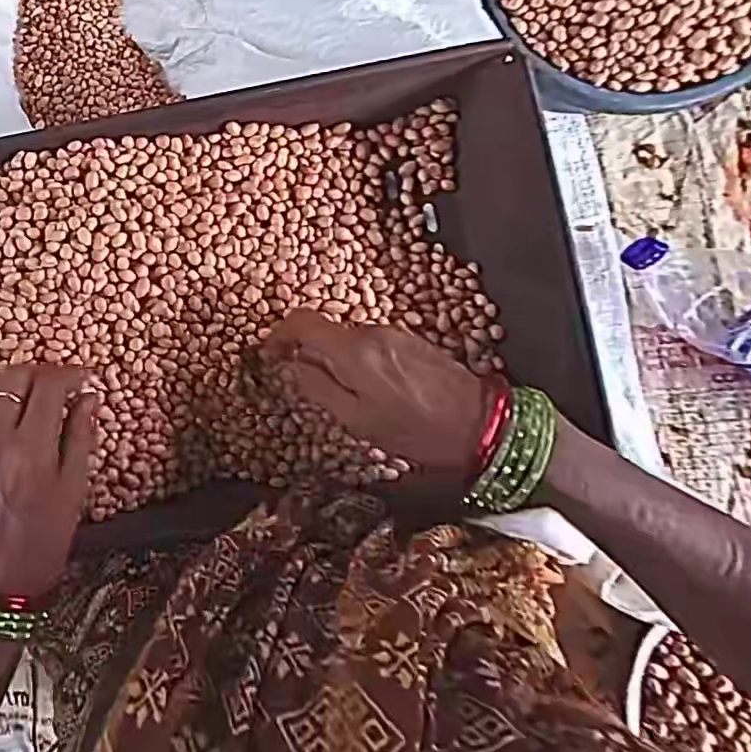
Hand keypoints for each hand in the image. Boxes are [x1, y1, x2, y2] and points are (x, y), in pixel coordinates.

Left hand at [0, 365, 97, 598]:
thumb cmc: (44, 539)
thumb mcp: (74, 488)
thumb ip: (80, 437)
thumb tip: (88, 398)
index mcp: (31, 449)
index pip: (49, 386)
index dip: (71, 374)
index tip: (84, 379)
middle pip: (15, 377)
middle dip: (43, 371)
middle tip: (62, 382)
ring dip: (15, 380)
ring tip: (37, 392)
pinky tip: (9, 409)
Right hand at [263, 310, 491, 474]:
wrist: (480, 423)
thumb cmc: (415, 430)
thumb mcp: (356, 419)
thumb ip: (318, 388)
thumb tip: (294, 366)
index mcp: (354, 351)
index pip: (302, 321)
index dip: (279, 334)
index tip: (270, 353)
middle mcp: (372, 332)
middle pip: (325, 331)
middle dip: (309, 354)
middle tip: (307, 387)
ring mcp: (394, 333)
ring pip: (348, 339)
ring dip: (336, 360)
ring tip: (347, 398)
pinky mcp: (410, 340)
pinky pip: (370, 345)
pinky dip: (358, 361)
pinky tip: (372, 391)